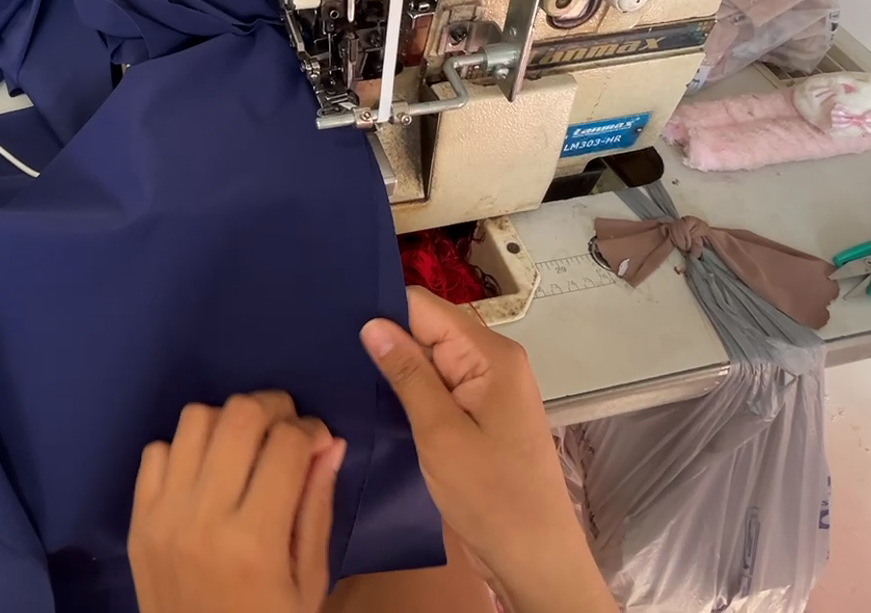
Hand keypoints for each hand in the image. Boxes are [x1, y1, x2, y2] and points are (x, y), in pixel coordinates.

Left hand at [129, 391, 346, 612]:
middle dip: (273, 406)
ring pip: (195, 419)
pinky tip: (205, 471)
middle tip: (286, 427)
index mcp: (255, 540)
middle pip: (238, 415)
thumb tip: (329, 442)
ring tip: (244, 445)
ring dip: (227, 421)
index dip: (311, 428)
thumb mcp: (308, 584)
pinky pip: (156, 450)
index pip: (287, 444)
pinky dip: (184, 448)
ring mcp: (163, 515)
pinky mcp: (137, 519)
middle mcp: (203, 516)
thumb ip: (317, 508)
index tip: (319, 439)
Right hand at [361, 287, 615, 612]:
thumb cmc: (492, 498)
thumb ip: (407, 374)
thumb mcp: (440, 433)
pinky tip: (378, 396)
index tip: (337, 321)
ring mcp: (487, 385)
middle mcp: (492, 358)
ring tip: (347, 369)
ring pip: (430, 354)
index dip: (383, 310)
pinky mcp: (480, 410)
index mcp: (489, 353)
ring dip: (397, 364)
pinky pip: (439, 381)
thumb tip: (371, 323)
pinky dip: (411, 387)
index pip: (424, 306)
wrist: (536, 564)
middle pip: (427, 326)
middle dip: (387, 336)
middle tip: (334, 349)